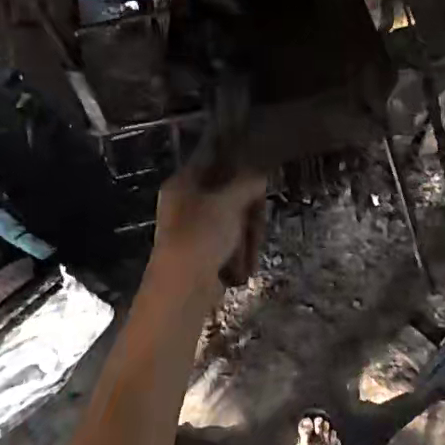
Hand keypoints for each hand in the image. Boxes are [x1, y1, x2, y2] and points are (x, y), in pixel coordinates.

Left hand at [151, 167, 268, 287]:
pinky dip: (238, 253)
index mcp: (182, 182)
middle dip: (248, 210)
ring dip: (246, 236)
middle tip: (259, 221)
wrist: (183, 286)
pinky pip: (227, 244)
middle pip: (226, 194)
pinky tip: (244, 266)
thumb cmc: (202, 235)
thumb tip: (261, 173)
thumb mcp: (230, 202)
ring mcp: (192, 230)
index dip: (237, 160)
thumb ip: (248, 182)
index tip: (260, 169)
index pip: (211, 158)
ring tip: (251, 252)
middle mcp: (184, 203)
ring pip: (230, 221)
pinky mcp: (201, 254)